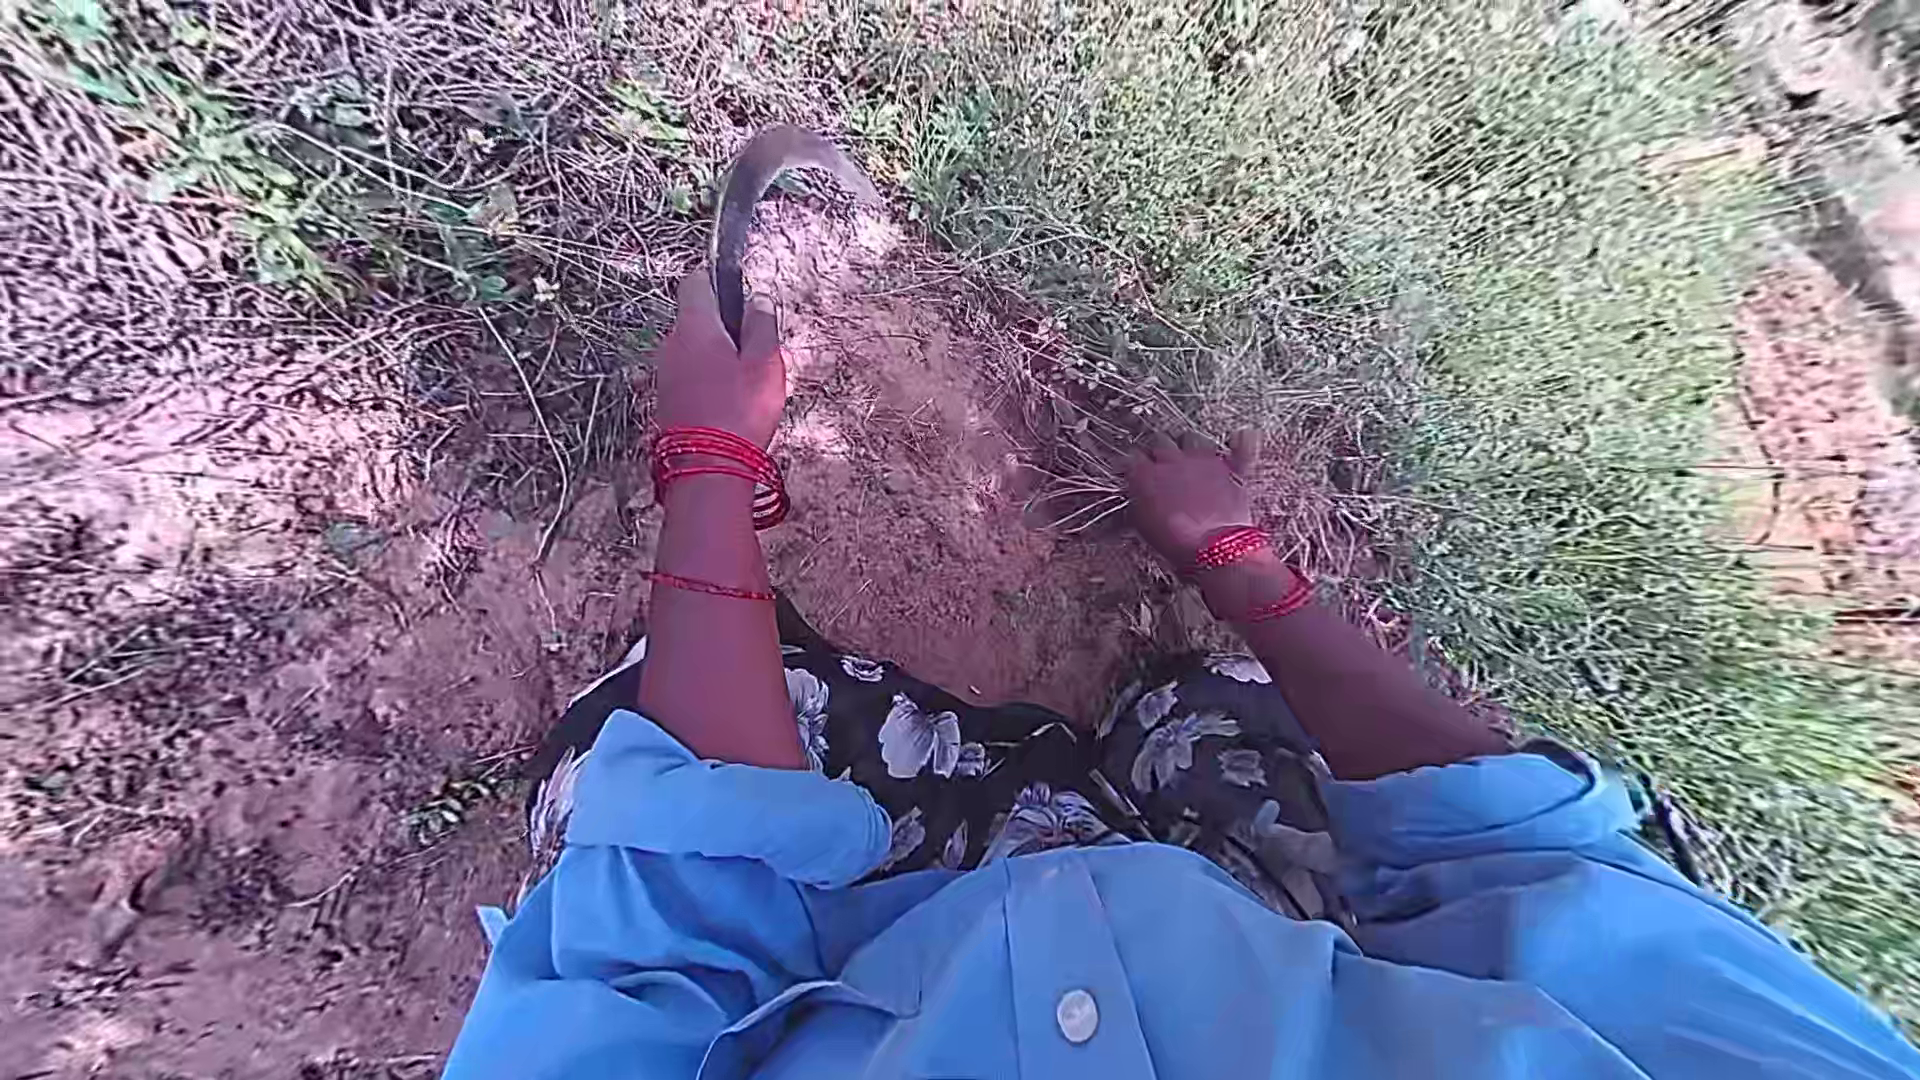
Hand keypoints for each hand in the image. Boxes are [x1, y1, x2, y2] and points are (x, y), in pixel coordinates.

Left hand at [651, 268, 785, 446]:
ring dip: (715, 358)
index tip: (738, 292)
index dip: (718, 280)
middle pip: (695, 320)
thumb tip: (757, 300)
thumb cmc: (740, 412)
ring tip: (744, 384)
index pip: (696, 281)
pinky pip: (688, 377)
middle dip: (723, 328)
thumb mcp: (766, 365)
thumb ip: (762, 327)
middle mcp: (671, 344)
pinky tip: (728, 403)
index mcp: (696, 327)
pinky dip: (706, 381)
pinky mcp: (666, 400)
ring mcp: (664, 373)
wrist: (709, 466)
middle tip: (754, 352)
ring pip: (692, 351)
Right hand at [1127, 428, 1258, 565]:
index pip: (1132, 457)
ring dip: (1186, 444)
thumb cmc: (1175, 541)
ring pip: (1190, 437)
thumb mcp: (1142, 524)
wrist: (1212, 547)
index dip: (1132, 464)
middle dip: (1156, 450)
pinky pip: (1239, 445)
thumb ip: (1137, 500)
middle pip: (1160, 441)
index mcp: (1145, 474)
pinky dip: (1238, 441)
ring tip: (1186, 454)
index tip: (1132, 470)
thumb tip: (1137, 494)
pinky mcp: (1229, 468)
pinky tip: (1238, 437)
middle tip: (1157, 461)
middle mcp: (1172, 461)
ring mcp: (1202, 461)